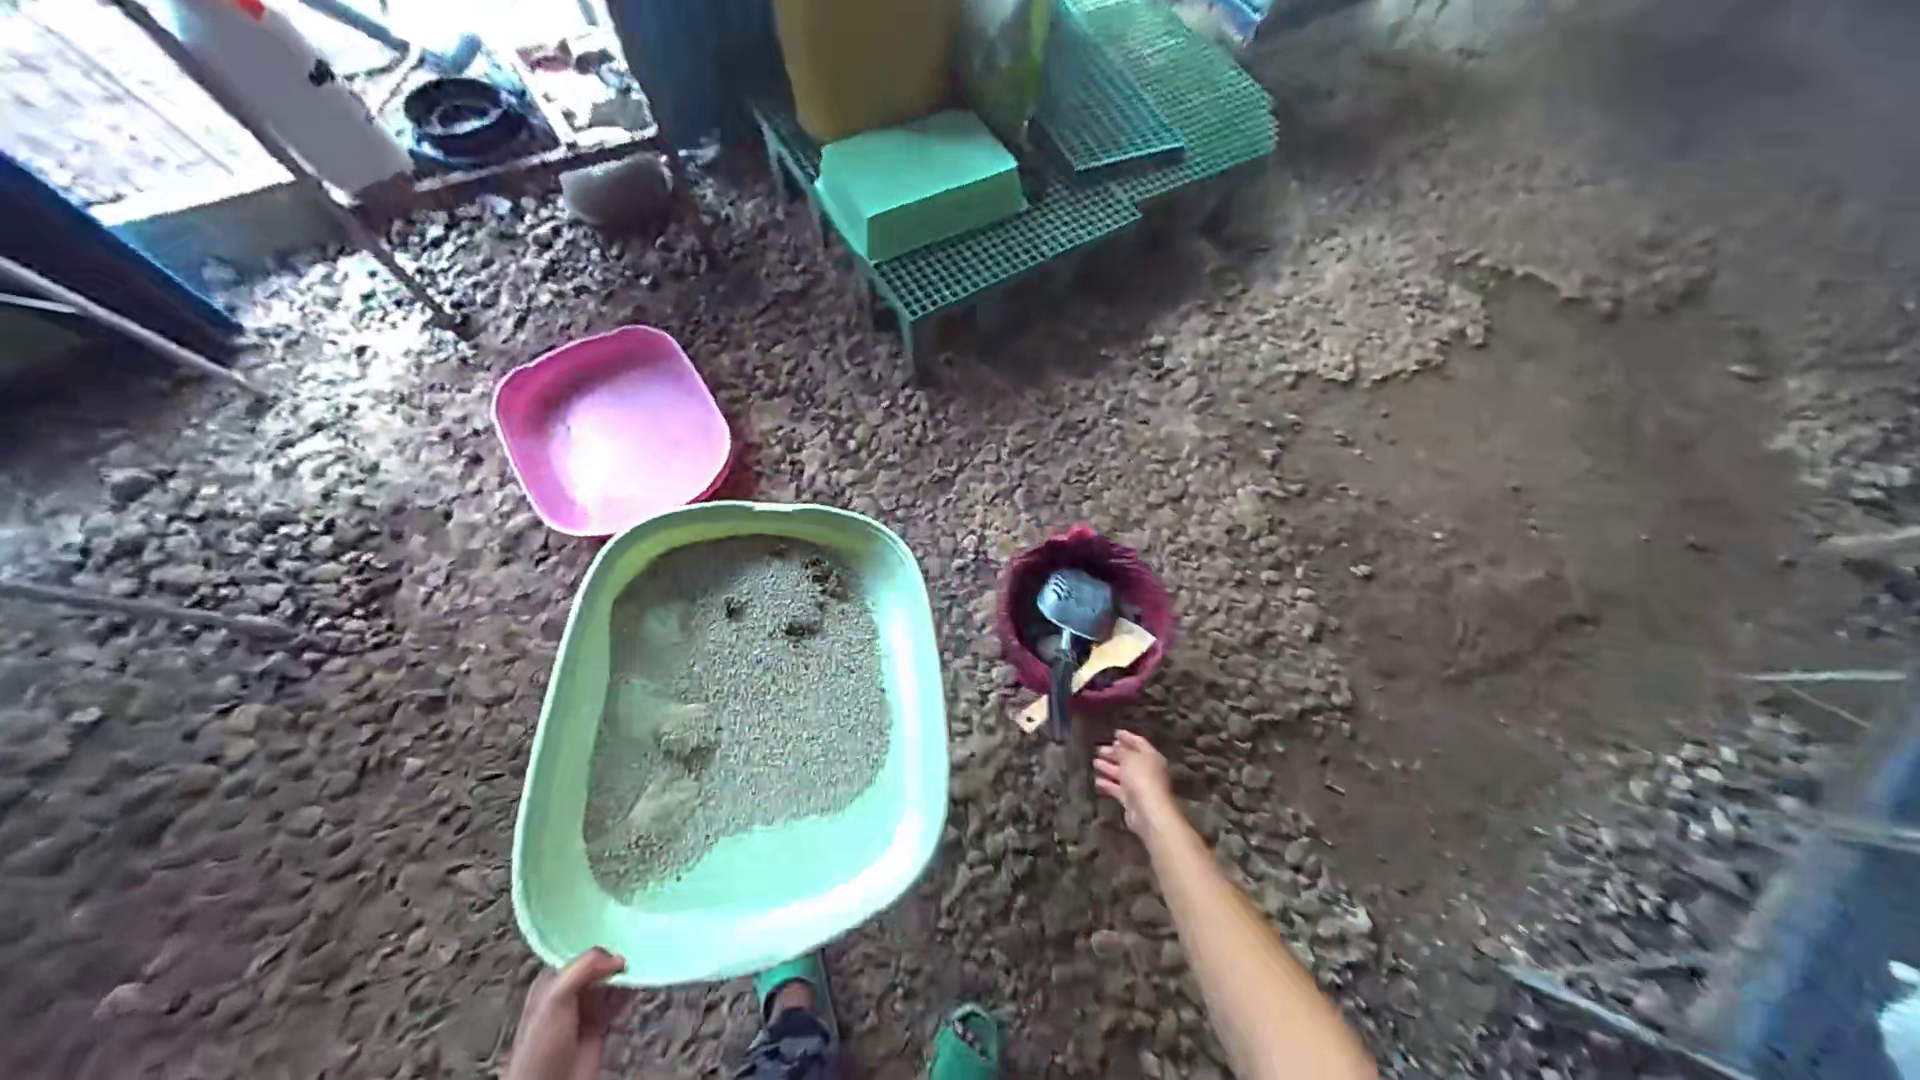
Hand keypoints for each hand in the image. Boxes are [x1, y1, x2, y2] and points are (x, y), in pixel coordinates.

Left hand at [506, 948, 637, 1079]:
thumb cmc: (540, 1049)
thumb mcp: (555, 999)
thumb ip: (582, 969)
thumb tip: (616, 957)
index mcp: (551, 982)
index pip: (579, 953)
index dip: (598, 945)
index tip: (619, 937)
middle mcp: (569, 992)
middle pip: (599, 966)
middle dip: (616, 958)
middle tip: (634, 950)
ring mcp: (585, 1008)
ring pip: (612, 981)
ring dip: (627, 974)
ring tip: (641, 965)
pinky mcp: (599, 1022)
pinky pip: (620, 999)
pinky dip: (632, 991)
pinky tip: (640, 984)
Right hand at [1095, 730, 1179, 838]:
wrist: (1148, 811)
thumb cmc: (1141, 778)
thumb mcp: (1129, 758)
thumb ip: (1121, 751)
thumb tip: (1116, 746)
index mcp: (1151, 757)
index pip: (1139, 743)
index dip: (1127, 737)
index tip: (1115, 733)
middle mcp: (1146, 770)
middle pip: (1129, 758)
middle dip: (1114, 753)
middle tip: (1099, 748)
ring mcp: (1139, 786)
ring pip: (1122, 773)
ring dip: (1109, 767)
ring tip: (1095, 761)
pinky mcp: (1130, 800)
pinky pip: (1117, 789)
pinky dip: (1108, 784)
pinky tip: (1097, 780)